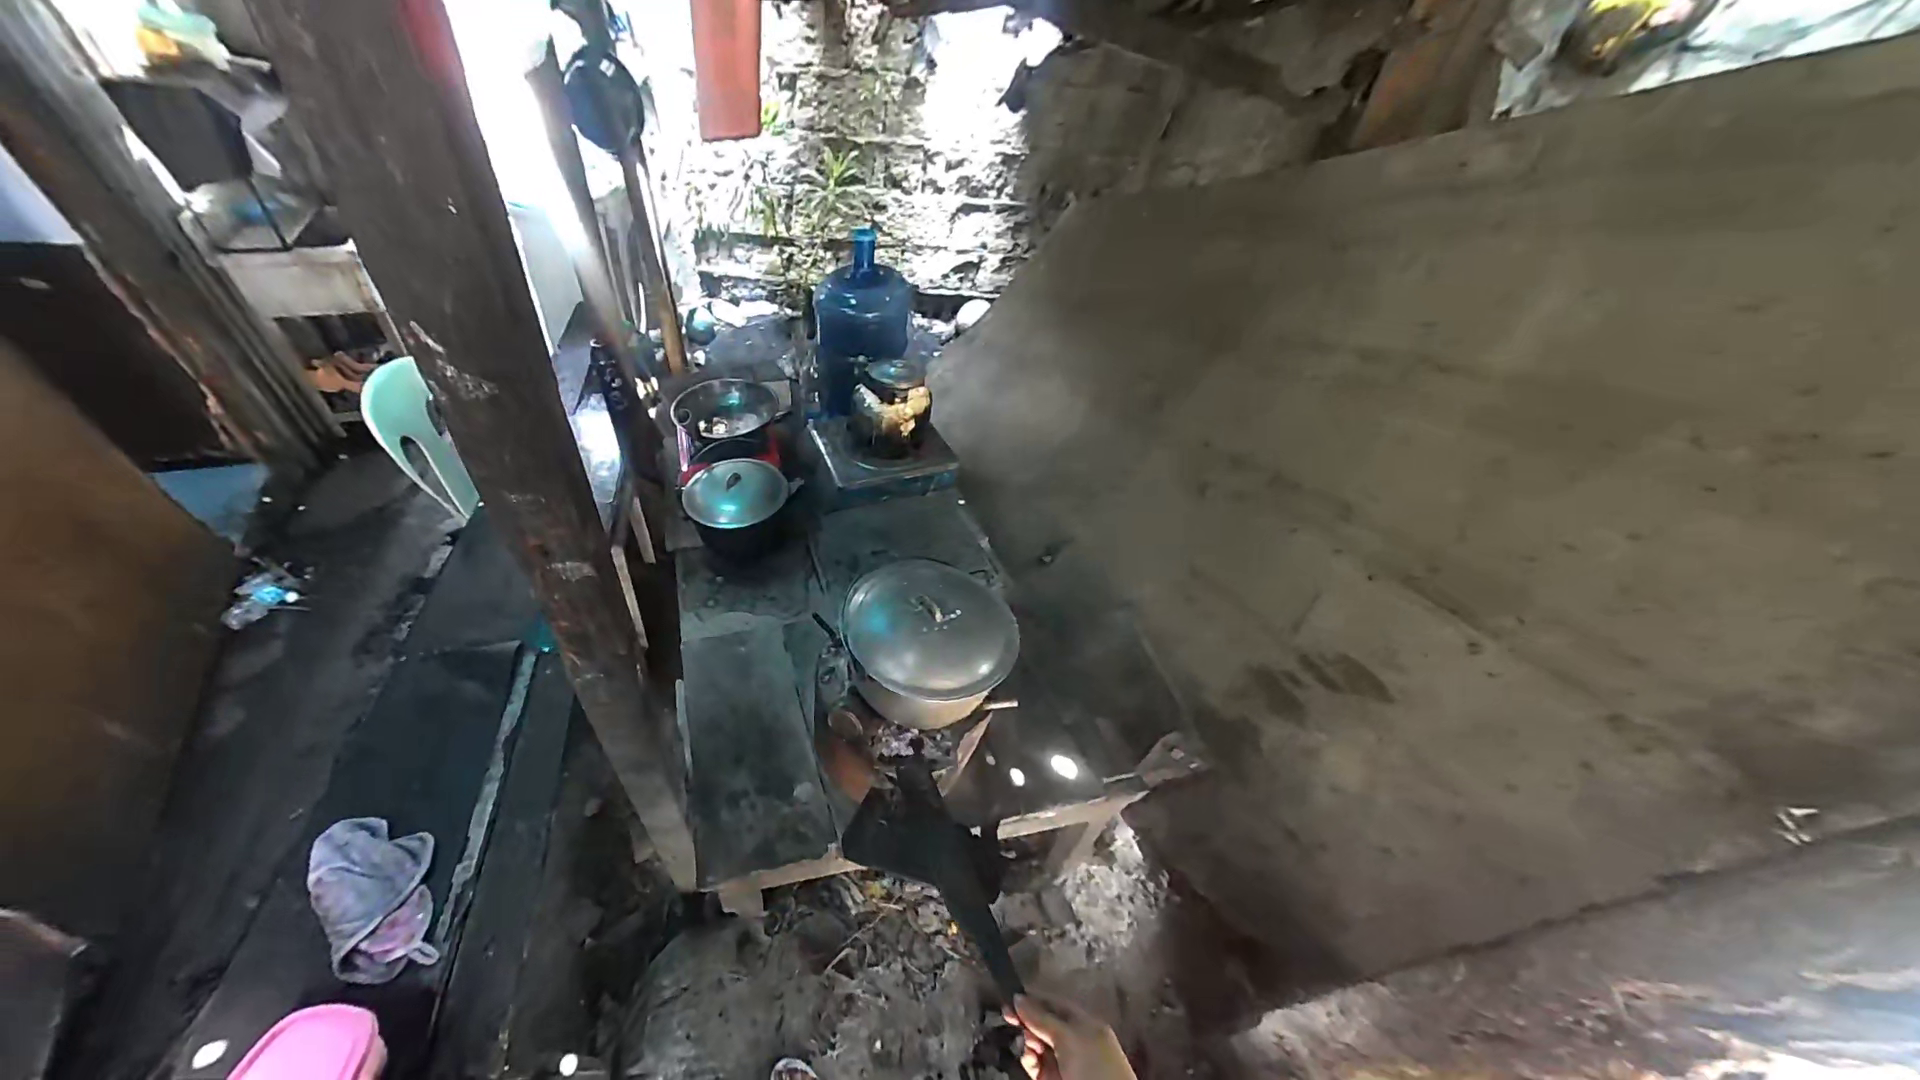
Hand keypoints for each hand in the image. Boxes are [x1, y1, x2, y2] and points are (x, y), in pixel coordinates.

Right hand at [1004, 993, 1136, 1079]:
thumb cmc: (1094, 1068)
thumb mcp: (1069, 1038)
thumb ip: (1042, 1018)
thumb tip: (1018, 997)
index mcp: (1083, 1023)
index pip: (1053, 1004)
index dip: (1033, 999)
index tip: (1010, 997)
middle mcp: (1072, 1040)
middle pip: (1043, 1023)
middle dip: (1026, 1020)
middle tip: (1007, 1017)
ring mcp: (1062, 1062)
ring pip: (1036, 1044)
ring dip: (1026, 1041)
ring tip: (1025, 1044)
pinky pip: (1035, 1066)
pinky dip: (1028, 1060)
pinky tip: (1027, 1059)